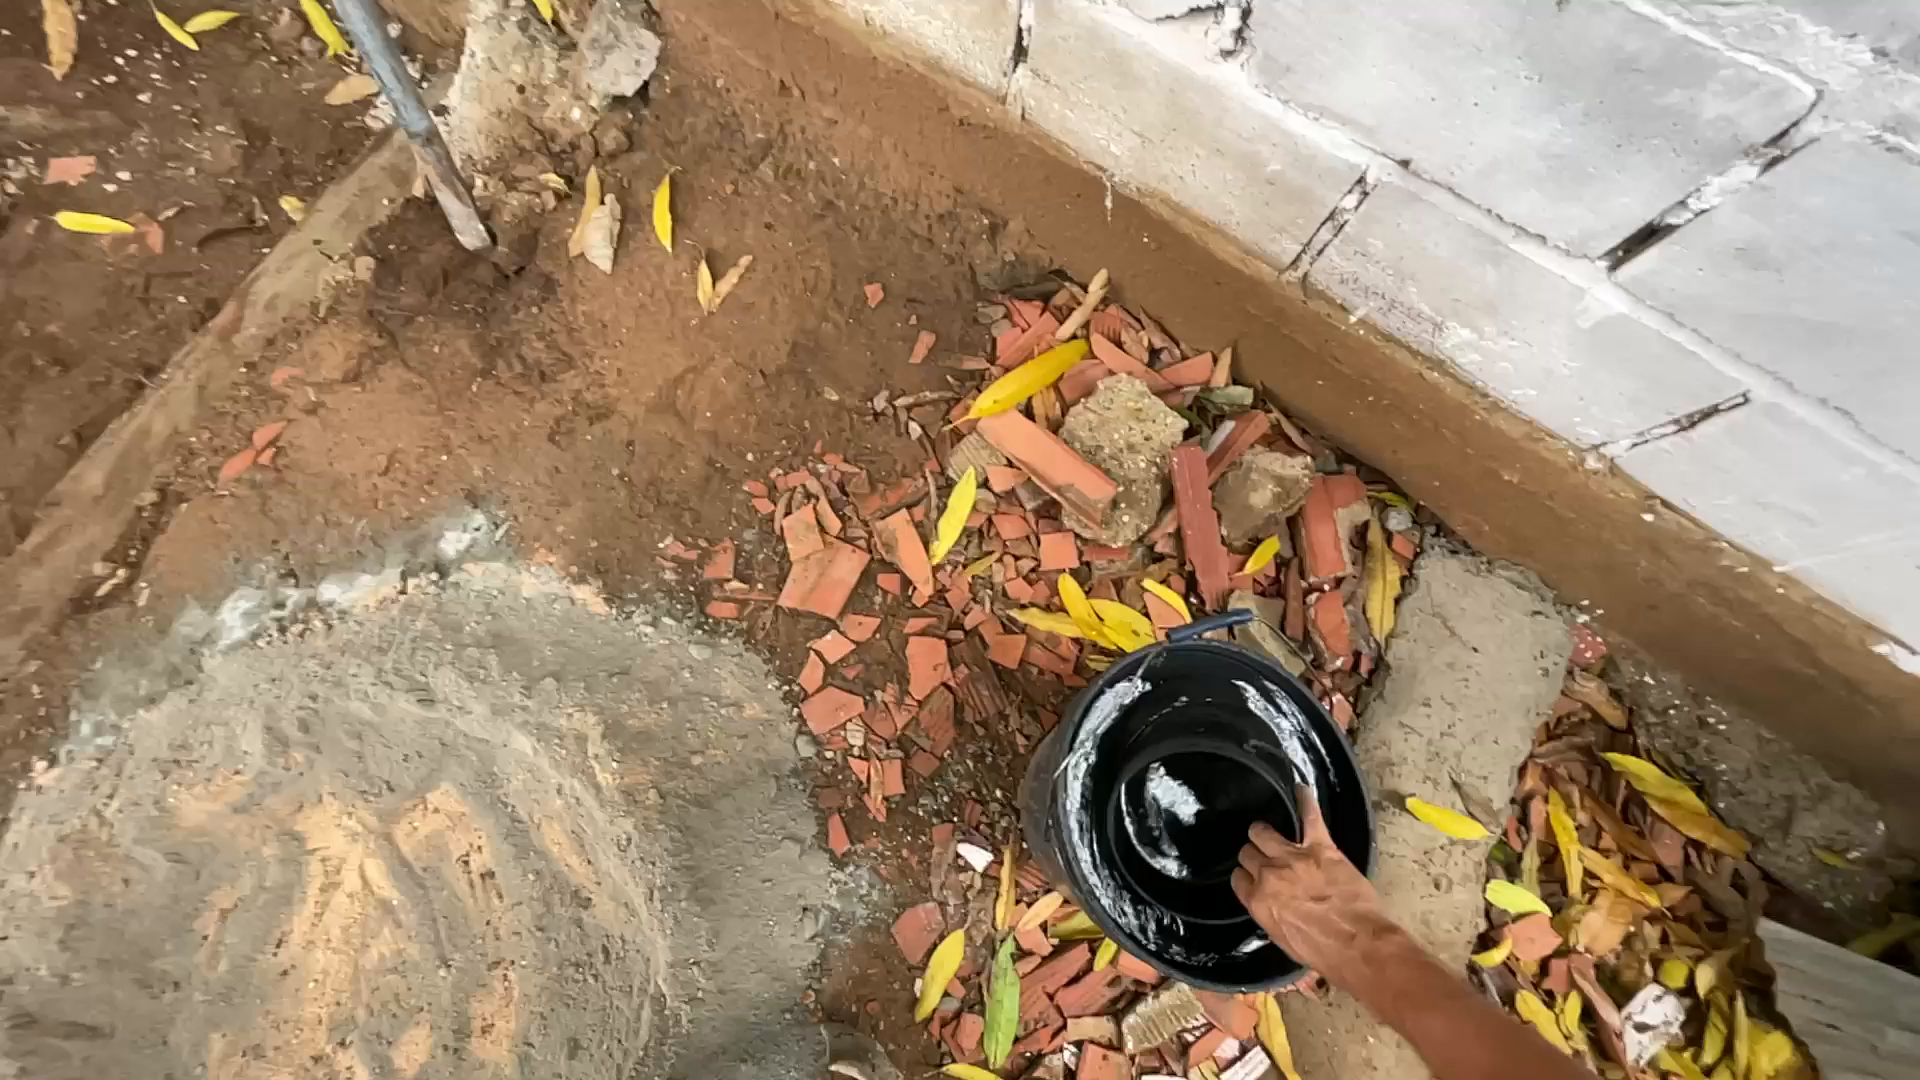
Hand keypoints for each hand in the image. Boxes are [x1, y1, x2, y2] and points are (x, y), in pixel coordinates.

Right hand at [1231, 784, 1386, 977]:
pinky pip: (1309, 817)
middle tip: (1267, 860)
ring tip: (1270, 833)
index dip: (1246, 877)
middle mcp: (1269, 874)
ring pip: (1263, 831)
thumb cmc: (1326, 953)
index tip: (1254, 878)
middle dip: (1255, 855)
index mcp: (1258, 900)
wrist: (1361, 948)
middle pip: (1248, 852)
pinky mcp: (1320, 848)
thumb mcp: (1285, 940)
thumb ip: (1269, 914)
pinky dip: (1305, 802)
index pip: (1238, 877)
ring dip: (1264, 833)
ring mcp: (1293, 857)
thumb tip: (1270, 903)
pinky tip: (1301, 790)